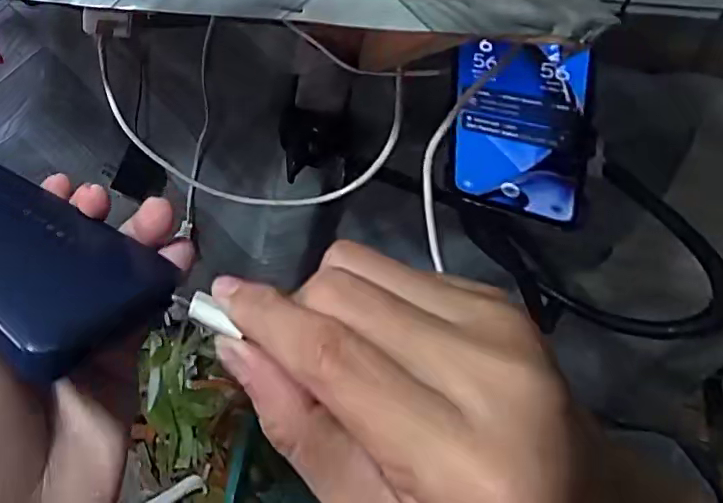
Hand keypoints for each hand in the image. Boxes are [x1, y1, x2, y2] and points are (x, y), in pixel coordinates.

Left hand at [0, 174, 195, 502]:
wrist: (33, 501)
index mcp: (2, 294)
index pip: (23, 235)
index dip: (40, 205)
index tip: (57, 184)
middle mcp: (45, 300)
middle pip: (73, 242)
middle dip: (91, 212)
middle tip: (98, 199)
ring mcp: (87, 321)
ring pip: (115, 262)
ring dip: (139, 232)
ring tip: (158, 214)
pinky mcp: (122, 347)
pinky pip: (145, 299)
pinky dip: (165, 271)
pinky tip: (180, 253)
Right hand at [211, 241, 682, 502]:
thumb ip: (300, 427)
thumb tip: (235, 344)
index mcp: (467, 460)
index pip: (332, 353)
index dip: (265, 317)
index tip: (219, 298)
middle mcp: (492, 374)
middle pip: (338, 291)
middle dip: (295, 314)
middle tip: (292, 358)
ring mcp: (502, 325)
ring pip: (357, 263)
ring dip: (329, 300)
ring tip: (349, 352)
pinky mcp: (499, 298)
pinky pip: (392, 266)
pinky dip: (369, 297)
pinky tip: (394, 345)